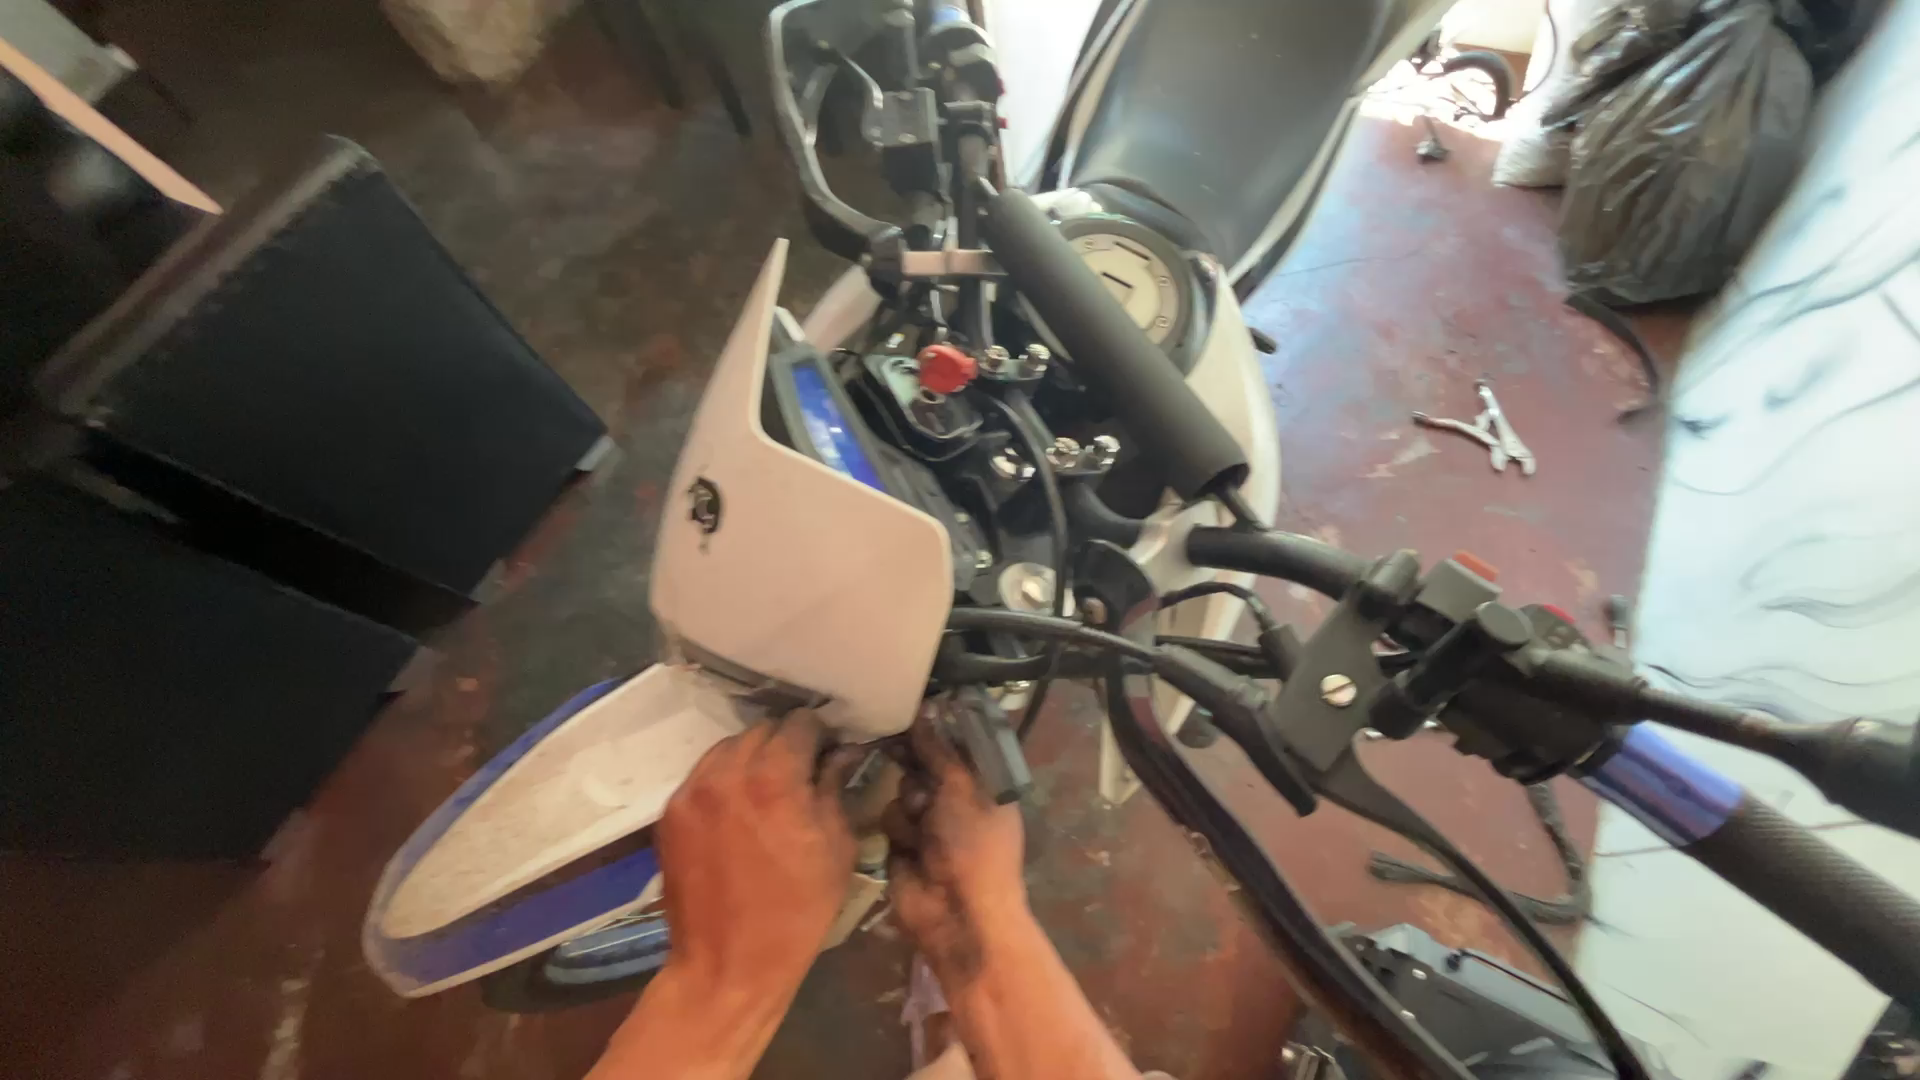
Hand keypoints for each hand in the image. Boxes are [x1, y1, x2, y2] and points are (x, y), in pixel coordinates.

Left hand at [657, 710, 857, 1001]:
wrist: (727, 964)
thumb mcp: (838, 846)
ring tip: (767, 786)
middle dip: (787, 743)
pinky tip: (738, 805)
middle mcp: (728, 772)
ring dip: (754, 756)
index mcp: (775, 778)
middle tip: (801, 769)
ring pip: (730, 746)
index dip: (821, 733)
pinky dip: (725, 777)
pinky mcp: (671, 812)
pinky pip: (704, 773)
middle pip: (763, 730)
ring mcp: (692, 790)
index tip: (829, 750)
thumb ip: (835, 787)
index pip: (800, 723)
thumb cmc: (797, 909)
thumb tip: (842, 752)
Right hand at [882, 715, 1027, 986]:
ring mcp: (929, 822)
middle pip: (924, 762)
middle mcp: (956, 798)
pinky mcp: (903, 844)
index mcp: (984, 782)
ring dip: (909, 801)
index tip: (910, 706)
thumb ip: (939, 748)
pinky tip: (909, 845)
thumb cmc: (974, 843)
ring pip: (902, 788)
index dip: (934, 726)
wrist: (958, 913)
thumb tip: (926, 709)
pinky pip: (890, 818)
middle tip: (892, 741)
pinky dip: (898, 829)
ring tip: (922, 820)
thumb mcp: (961, 786)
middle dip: (912, 759)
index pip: (956, 743)